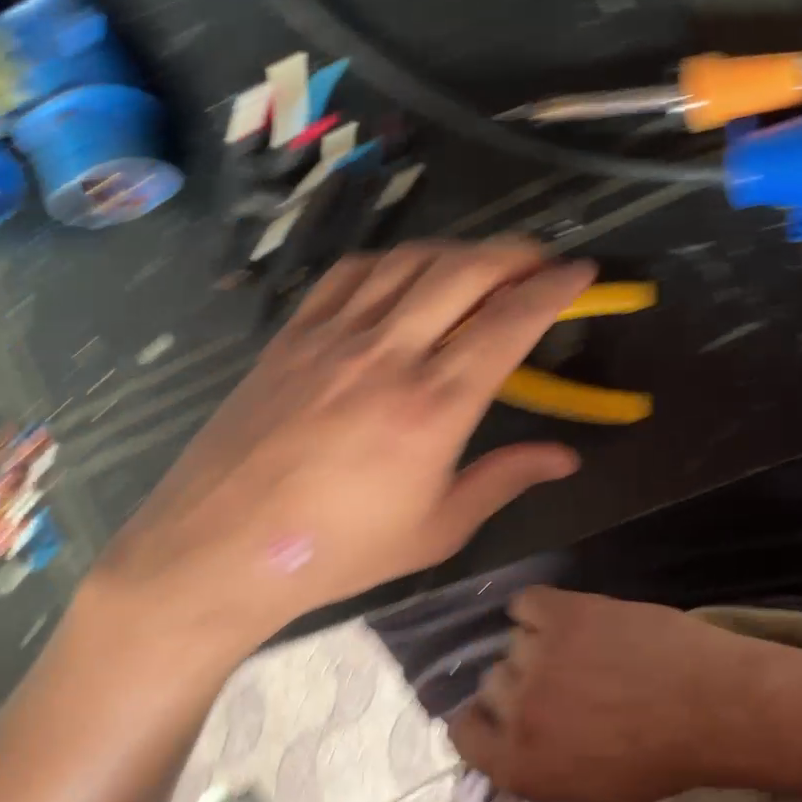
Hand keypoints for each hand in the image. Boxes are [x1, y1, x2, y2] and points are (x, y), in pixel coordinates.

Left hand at [90, 242, 595, 653]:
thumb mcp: (438, 528)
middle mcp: (389, 353)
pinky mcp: (293, 334)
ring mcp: (335, 336)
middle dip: (516, 253)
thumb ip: (506, 479)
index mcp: (435, 405)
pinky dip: (394, 260)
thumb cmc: (340, 551)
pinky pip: (351, 273)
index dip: (555, 288)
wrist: (218, 551)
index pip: (511, 321)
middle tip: (543, 258)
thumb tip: (567, 457)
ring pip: (410, 261)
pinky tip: (408, 273)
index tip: (584, 272)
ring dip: (460, 250)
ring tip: (486, 262)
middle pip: (466, 271)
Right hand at [448, 588, 773, 801]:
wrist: (708, 704)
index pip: (464, 734)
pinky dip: (538, 607)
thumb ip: (550, 775)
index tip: (501, 710)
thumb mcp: (598, 797)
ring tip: (580, 649)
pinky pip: (528, 601)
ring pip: (515, 641)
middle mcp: (517, 710)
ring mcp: (538, 655)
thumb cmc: (663, 760)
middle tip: (560, 681)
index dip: (481, 720)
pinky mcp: (565, 612)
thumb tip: (532, 750)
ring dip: (540, 646)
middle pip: (493, 683)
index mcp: (519, 766)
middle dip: (521, 684)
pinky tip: (564, 616)